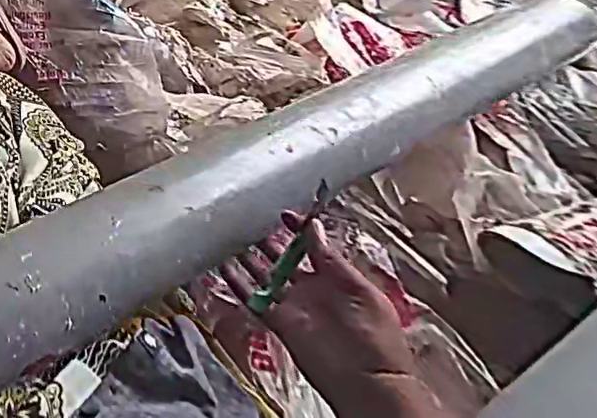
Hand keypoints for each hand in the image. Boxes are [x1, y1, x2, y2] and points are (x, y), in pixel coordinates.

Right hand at [220, 215, 439, 417]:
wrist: (369, 383)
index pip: (309, 247)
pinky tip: (222, 266)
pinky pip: (252, 298)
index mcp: (333, 279)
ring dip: (246, 258)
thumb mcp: (359, 289)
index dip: (295, 229)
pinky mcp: (278, 321)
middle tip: (244, 221)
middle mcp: (309, 288)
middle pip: (281, 258)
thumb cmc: (373, 334)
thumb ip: (331, 257)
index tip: (281, 214)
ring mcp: (292, 305)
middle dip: (264, 241)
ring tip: (226, 238)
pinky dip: (236, 283)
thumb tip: (311, 225)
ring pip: (262, 275)